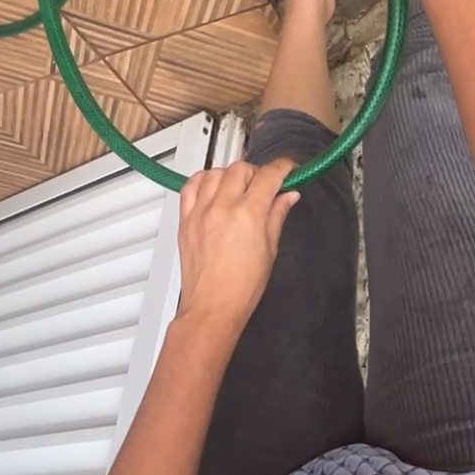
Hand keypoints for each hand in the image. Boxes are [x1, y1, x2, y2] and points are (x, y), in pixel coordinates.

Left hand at [176, 159, 300, 330]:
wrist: (213, 306)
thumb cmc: (242, 286)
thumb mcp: (270, 249)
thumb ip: (277, 215)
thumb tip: (288, 196)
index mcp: (249, 214)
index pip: (269, 175)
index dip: (283, 168)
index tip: (288, 170)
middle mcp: (223, 207)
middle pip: (241, 168)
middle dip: (256, 174)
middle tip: (263, 188)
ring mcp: (201, 211)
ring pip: (216, 172)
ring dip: (230, 175)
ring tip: (237, 190)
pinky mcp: (186, 219)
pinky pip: (190, 186)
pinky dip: (203, 181)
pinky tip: (212, 189)